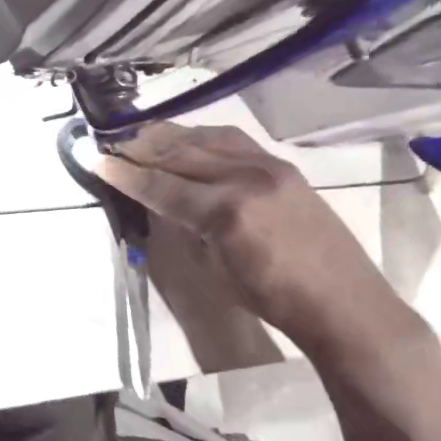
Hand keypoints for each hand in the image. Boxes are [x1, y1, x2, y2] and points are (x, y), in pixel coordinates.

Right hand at [97, 122, 425, 361]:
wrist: (344, 303)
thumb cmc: (272, 299)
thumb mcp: (213, 268)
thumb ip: (185, 227)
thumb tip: (160, 201)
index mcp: (226, 211)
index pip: (161, 185)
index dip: (125, 174)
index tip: (96, 161)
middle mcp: (247, 178)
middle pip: (180, 154)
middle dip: (141, 148)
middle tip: (112, 145)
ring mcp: (269, 167)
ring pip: (206, 139)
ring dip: (170, 137)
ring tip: (142, 136)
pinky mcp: (283, 166)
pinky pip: (233, 141)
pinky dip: (203, 137)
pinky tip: (188, 140)